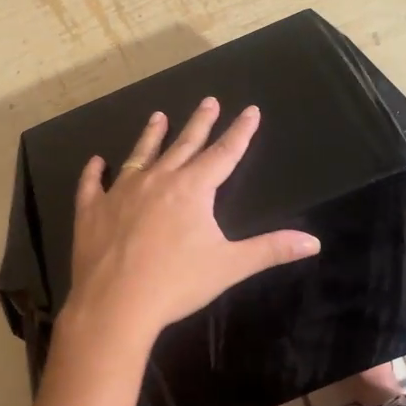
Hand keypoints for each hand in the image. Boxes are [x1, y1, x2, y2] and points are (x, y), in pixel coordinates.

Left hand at [67, 98, 320, 336]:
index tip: (250, 110)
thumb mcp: (230, 266)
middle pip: (184, 145)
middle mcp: (158, 180)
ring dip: (151, 135)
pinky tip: (97, 161)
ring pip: (140, 155)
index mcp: (193, 189)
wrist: (116, 304)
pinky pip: (93, 184)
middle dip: (200, 123)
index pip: (224, 153)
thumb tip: (313, 242)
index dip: (240, 132)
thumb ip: (271, 250)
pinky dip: (95, 171)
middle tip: (209, 101)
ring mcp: (121, 193)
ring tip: (158, 116)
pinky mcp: (92, 211)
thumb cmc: (177, 283)